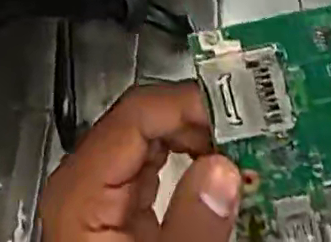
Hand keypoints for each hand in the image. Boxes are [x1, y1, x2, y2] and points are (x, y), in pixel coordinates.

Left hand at [37, 83, 242, 241]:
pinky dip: (186, 166)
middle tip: (247, 131)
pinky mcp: (115, 212)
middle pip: (141, 122)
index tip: (232, 109)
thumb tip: (223, 169)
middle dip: (196, 121)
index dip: (184, 103)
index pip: (135, 114)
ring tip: (241, 152)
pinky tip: (217, 177)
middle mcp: (85, 178)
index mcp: (83, 186)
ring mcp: (99, 193)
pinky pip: (151, 170)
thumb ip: (192, 227)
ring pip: (148, 142)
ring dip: (195, 141)